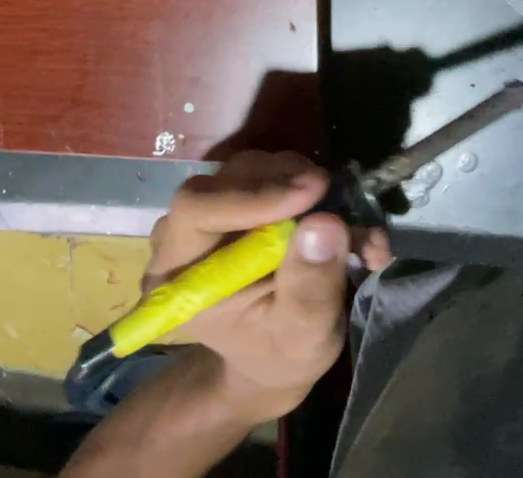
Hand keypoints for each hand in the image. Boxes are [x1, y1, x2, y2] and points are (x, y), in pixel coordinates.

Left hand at [146, 151, 386, 423]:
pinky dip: (307, 183)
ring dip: (301, 179)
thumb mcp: (303, 334)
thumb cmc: (281, 355)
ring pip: (252, 167)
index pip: (197, 209)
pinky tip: (336, 208)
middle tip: (332, 192)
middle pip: (227, 179)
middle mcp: (184, 233)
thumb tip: (324, 223)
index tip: (311, 193)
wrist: (277, 355)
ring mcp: (211, 211)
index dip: (252, 195)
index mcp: (178, 273)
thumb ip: (309, 285)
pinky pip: (270, 172)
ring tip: (344, 211)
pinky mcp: (238, 199)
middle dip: (284, 180)